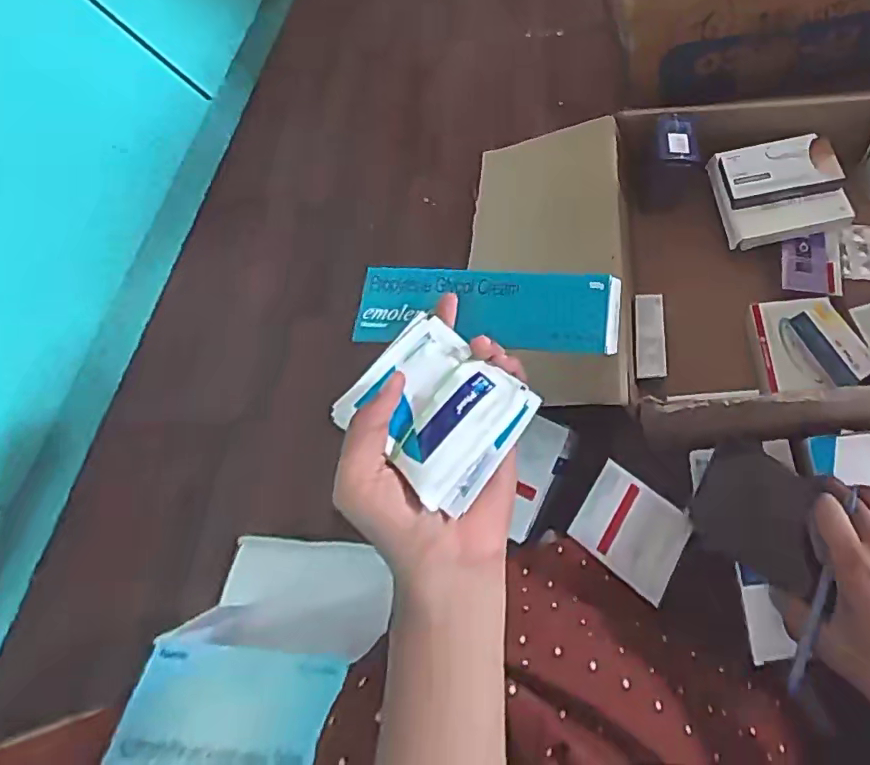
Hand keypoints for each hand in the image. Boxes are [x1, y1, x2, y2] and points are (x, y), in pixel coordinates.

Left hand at [333, 294, 526, 601]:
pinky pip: (509, 398)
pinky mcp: (502, 435)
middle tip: (459, 316)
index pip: (409, 372)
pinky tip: (508, 367)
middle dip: (455, 337)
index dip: (418, 340)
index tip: (435, 311)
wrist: (448, 559)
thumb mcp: (357, 482)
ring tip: (487, 349)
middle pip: (447, 366)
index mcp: (400, 425)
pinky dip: (512, 376)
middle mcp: (436, 418)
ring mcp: (472, 425)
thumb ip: (364, 432)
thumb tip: (396, 380)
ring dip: (485, 353)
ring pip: (481, 376)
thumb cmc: (397, 523)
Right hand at [781, 484, 869, 763]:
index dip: (812, 509)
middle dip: (831, 498)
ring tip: (847, 513)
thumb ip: (796, 613)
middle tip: (820, 515)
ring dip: (858, 498)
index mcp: (854, 563)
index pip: (827, 506)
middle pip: (851, 495)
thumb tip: (778, 591)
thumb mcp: (829, 646)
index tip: (807, 526)